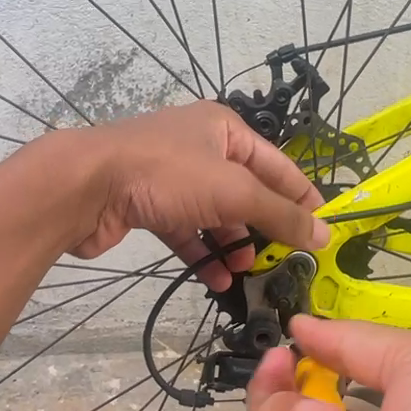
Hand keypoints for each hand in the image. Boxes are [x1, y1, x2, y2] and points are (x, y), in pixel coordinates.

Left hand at [66, 101, 328, 290]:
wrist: (86, 186)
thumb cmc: (166, 175)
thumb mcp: (233, 191)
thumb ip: (280, 214)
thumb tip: (324, 235)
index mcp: (225, 128)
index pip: (278, 165)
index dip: (302, 197)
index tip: (323, 230)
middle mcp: (200, 147)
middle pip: (246, 191)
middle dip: (263, 226)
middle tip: (282, 259)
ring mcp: (172, 177)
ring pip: (216, 214)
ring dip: (233, 245)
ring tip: (246, 274)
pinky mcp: (149, 205)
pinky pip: (187, 231)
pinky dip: (203, 254)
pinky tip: (217, 282)